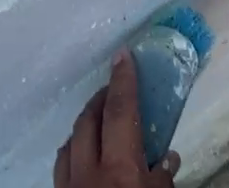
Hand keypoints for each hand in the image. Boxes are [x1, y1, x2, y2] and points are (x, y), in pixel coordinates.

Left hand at [53, 52, 179, 187]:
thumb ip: (162, 177)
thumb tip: (167, 158)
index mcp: (119, 166)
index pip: (120, 111)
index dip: (122, 80)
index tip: (123, 55)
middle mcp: (88, 169)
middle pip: (88, 119)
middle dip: (100, 98)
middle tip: (114, 90)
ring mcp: (68, 184)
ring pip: (69, 140)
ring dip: (84, 123)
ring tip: (98, 119)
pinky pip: (61, 164)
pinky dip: (71, 150)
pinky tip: (81, 152)